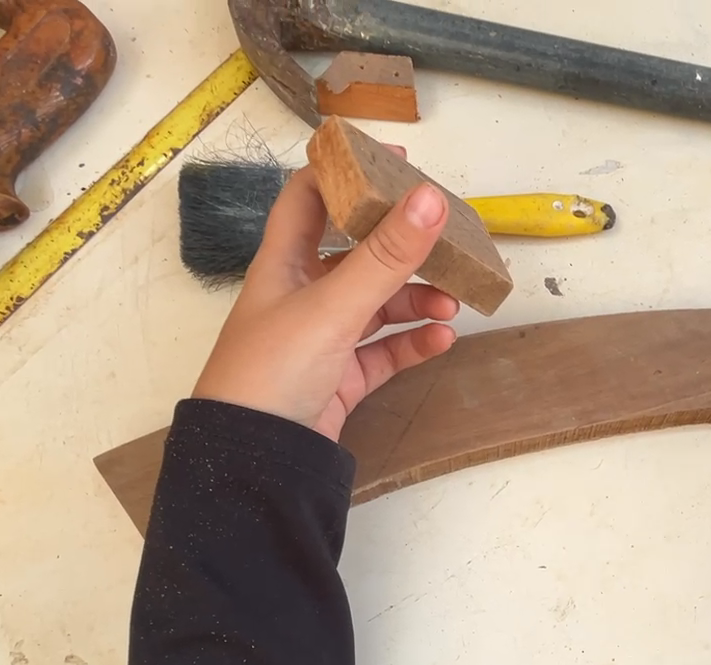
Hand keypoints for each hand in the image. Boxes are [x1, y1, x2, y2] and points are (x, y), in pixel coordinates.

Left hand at [192, 168, 459, 440]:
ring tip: (452, 304)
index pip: (310, 199)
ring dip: (416, 302)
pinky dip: (415, 344)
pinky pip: (386, 352)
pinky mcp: (344, 378)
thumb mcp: (333, 305)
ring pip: (379, 307)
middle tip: (446, 246)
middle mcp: (303, 295)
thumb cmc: (274, 369)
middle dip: (403, 251)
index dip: (346, 174)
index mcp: (285, 263)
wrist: (257, 456)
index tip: (393, 162)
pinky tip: (443, 339)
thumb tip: (431, 198)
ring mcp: (325, 339)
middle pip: (359, 256)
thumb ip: (385, 256)